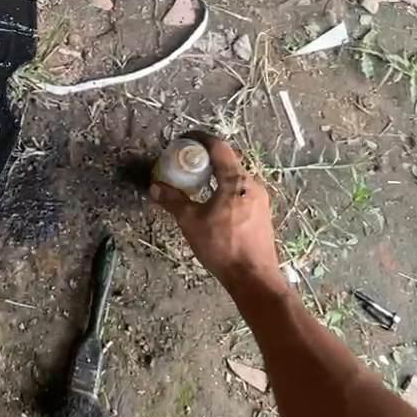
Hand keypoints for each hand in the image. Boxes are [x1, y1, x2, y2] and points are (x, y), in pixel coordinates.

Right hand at [148, 134, 283, 292]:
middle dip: (205, 158)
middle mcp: (252, 184)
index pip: (219, 147)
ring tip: (195, 182)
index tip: (183, 139)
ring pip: (234, 177)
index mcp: (236, 180)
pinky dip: (223, 188)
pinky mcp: (261, 214)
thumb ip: (173, 201)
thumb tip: (155, 187)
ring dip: (215, 174)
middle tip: (184, 162)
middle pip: (227, 161)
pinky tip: (211, 202)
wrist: (254, 278)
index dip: (200, 139)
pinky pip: (240, 191)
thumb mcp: (191, 221)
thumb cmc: (222, 246)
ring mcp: (260, 200)